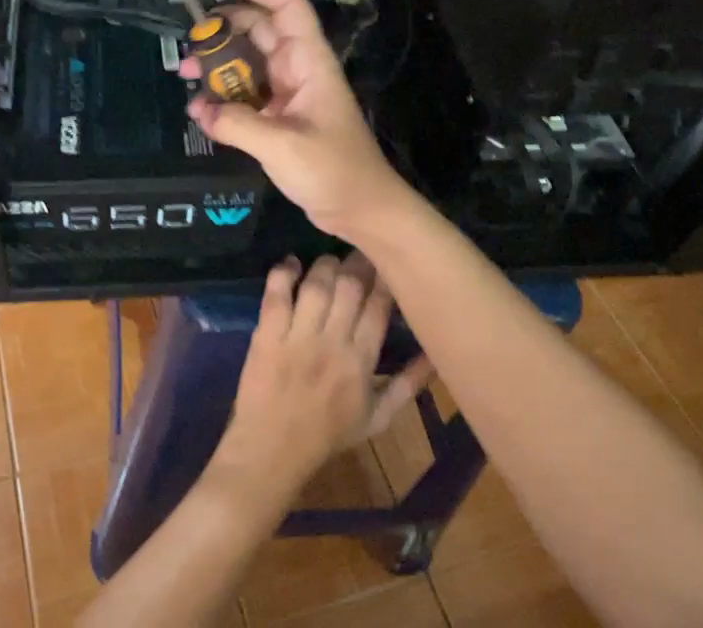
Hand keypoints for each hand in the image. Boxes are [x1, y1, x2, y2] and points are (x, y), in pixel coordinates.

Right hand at [180, 0, 409, 241]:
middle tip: (190, 39)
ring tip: (185, 73)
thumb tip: (199, 110)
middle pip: (259, 30)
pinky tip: (200, 109)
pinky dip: (222, 98)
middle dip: (223, 28)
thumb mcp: (282, 145)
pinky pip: (245, 97)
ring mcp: (288, 95)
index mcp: (309, 62)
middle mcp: (297, 70)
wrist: (361, 209)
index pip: (285, 5)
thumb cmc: (334, 170)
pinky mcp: (279, 119)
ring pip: (248, 64)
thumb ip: (237, 124)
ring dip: (217, 64)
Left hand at [208, 253, 433, 505]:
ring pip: (317, 286)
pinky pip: (276, 296)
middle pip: (350, 288)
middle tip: (358, 250)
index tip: (385, 261)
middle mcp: (333, 344)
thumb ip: (407, 386)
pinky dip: (284, 273)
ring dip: (324, 265)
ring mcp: (297, 338)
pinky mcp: (266, 336)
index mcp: (362, 362)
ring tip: (329, 260)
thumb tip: (435, 357)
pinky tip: (291, 264)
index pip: (379, 308)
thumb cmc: (328, 436)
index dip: (383, 278)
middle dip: (356, 262)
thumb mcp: (377, 419)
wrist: (273, 451)